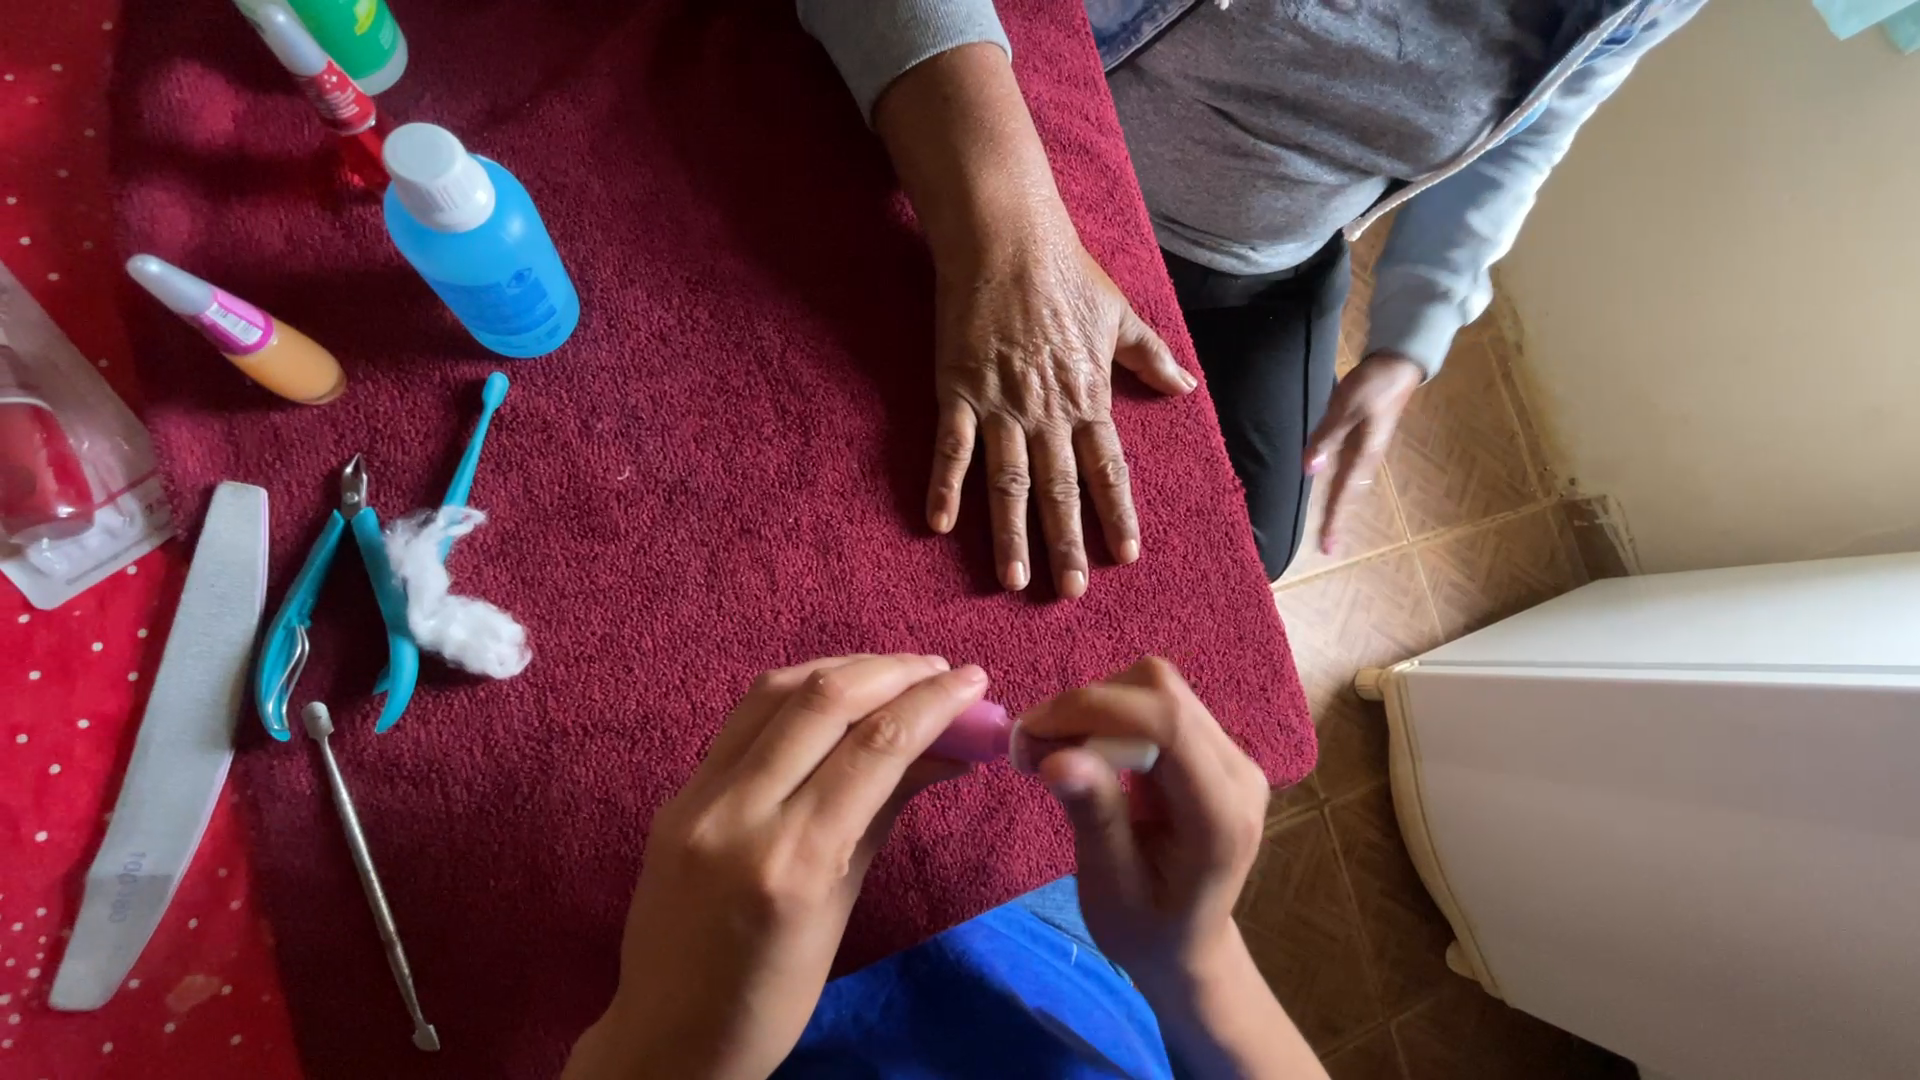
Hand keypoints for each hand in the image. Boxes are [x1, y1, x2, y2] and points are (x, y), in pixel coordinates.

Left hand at [565, 655, 985, 1079]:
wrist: (663, 1036)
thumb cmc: (772, 994)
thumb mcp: (843, 905)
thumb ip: (887, 810)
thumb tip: (947, 751)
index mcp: (794, 859)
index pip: (876, 747)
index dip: (933, 701)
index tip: (973, 679)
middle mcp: (741, 812)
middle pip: (827, 700)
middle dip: (896, 671)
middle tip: (940, 670)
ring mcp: (699, 795)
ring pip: (780, 690)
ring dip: (848, 668)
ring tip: (896, 671)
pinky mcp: (679, 789)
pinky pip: (746, 714)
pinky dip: (801, 687)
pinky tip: (836, 689)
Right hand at [928, 217, 1194, 598]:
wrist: (1007, 238)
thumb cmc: (1065, 273)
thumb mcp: (1120, 314)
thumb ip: (1151, 356)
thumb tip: (1187, 385)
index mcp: (1089, 396)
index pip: (1108, 469)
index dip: (1117, 514)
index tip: (1125, 556)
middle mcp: (1048, 411)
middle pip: (1059, 489)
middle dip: (1066, 542)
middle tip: (1069, 591)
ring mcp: (1001, 405)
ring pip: (1007, 481)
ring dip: (1011, 533)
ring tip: (1013, 578)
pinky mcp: (958, 391)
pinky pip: (951, 447)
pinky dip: (944, 485)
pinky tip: (938, 524)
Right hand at [1018, 657, 1264, 986]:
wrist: (1187, 946)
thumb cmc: (1147, 930)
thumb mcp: (1111, 889)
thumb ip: (1094, 817)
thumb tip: (1056, 756)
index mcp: (1221, 816)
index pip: (1169, 725)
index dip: (1097, 710)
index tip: (1033, 731)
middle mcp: (1238, 771)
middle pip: (1162, 692)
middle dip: (1087, 705)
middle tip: (1033, 743)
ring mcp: (1229, 752)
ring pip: (1155, 686)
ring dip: (1094, 706)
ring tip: (1053, 747)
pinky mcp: (1209, 744)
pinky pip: (1154, 701)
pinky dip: (1106, 712)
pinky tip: (1081, 748)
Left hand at [1302, 352, 1424, 555]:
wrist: (1399, 364)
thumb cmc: (1372, 385)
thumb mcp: (1344, 409)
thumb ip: (1326, 438)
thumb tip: (1310, 470)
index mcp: (1364, 454)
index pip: (1343, 494)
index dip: (1334, 520)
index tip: (1327, 546)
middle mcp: (1367, 459)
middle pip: (1349, 496)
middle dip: (1338, 520)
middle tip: (1328, 545)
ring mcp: (1367, 450)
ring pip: (1350, 486)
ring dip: (1339, 506)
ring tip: (1330, 526)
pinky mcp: (1364, 440)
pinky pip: (1350, 471)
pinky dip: (1340, 487)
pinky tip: (1333, 491)